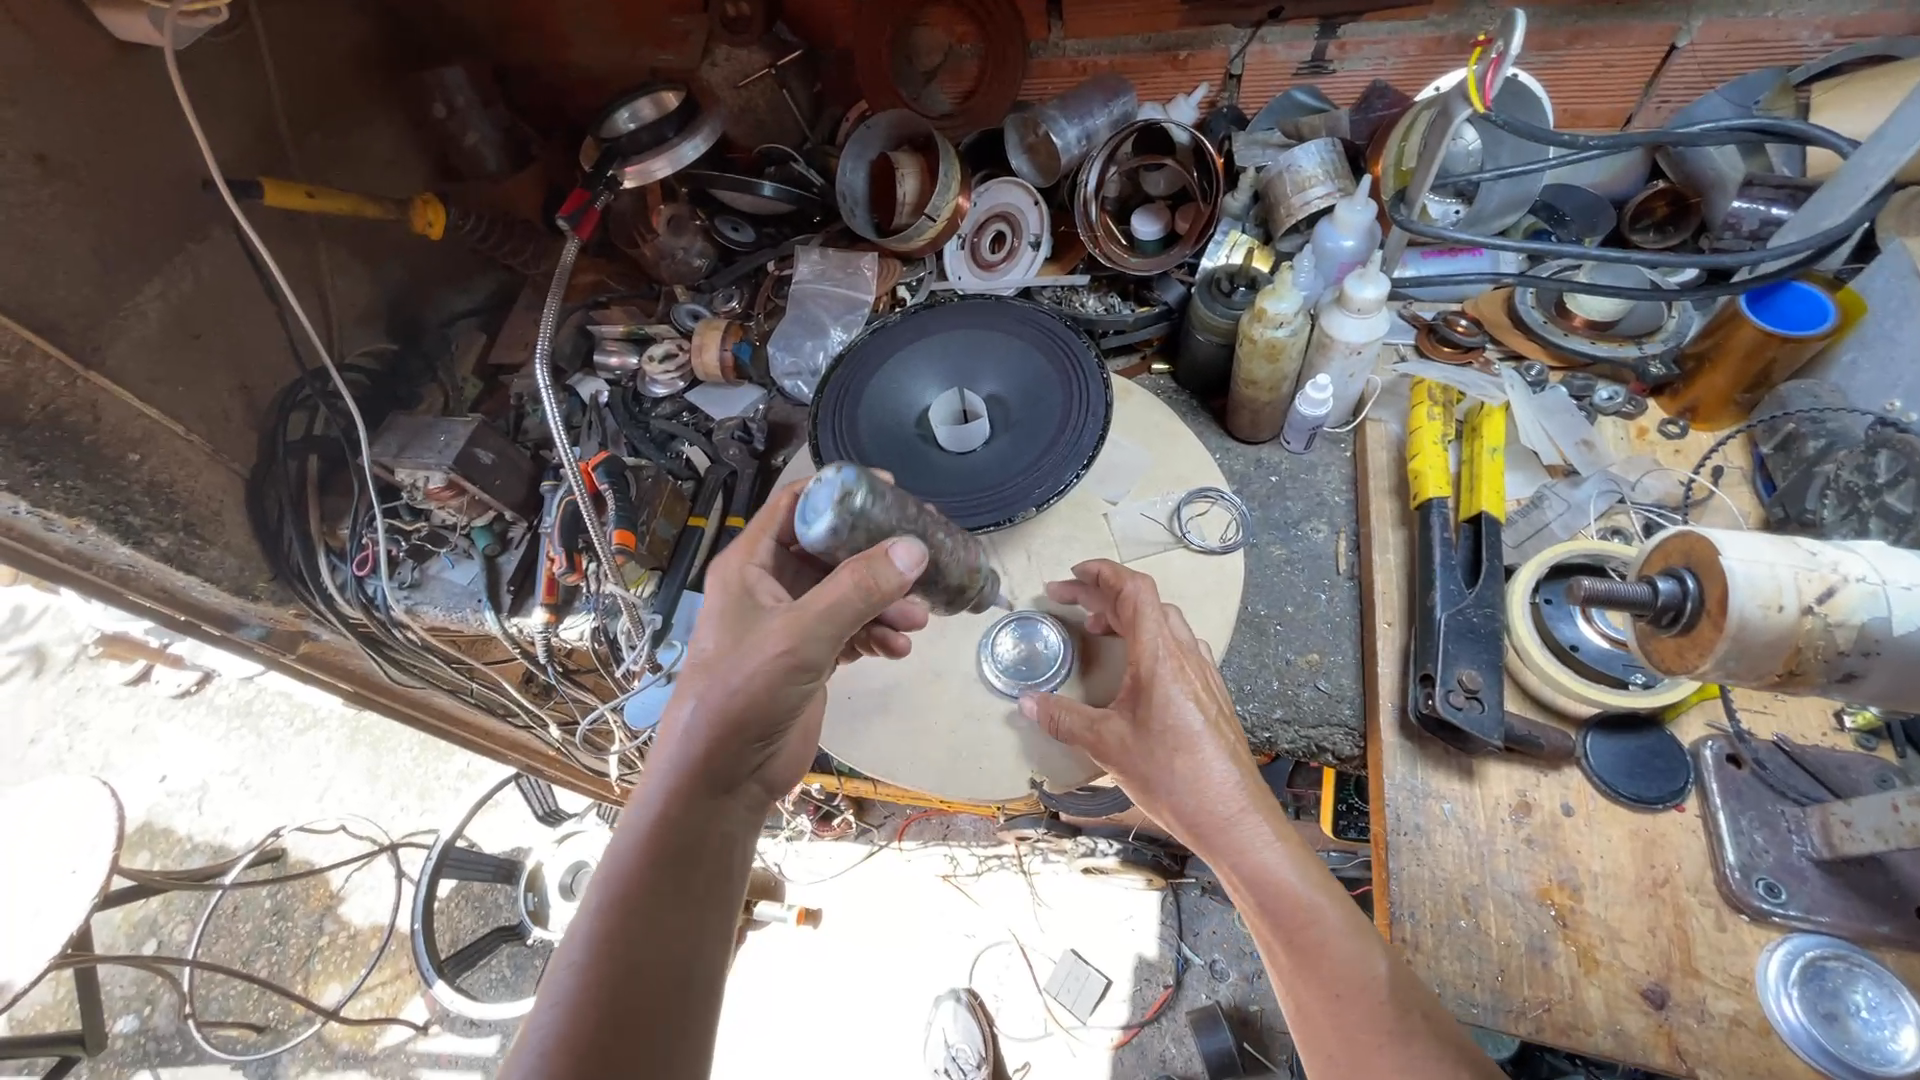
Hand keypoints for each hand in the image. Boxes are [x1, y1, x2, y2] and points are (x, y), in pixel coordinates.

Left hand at [652, 479, 929, 806]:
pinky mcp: (809, 658)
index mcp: (752, 563)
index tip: (891, 491)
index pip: (796, 505)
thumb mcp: (802, 634)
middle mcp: (771, 586)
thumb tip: (915, 548)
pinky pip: (850, 631)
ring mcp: (791, 624)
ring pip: (848, 594)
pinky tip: (898, 649)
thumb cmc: (744, 693)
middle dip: (878, 554)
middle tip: (924, 552)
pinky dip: (875, 634)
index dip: (840, 492)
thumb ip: (858, 589)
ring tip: (918, 618)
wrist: (721, 778)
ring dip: (884, 601)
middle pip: (832, 550)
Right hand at [1019, 559, 1264, 849]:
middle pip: (1143, 602)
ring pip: (1163, 621)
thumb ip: (1063, 718)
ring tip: (1096, 628)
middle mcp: (1185, 654)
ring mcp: (1202, 672)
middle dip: (1101, 594)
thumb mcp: (1106, 745)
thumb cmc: (1170, 776)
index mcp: (1159, 655)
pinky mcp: (1209, 692)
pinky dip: (1147, 637)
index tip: (1072, 574)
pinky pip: (1177, 645)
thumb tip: (1025, 702)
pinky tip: (1135, 663)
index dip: (1102, 572)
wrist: (1231, 815)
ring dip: (1126, 615)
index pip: (1133, 590)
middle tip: (1064, 599)